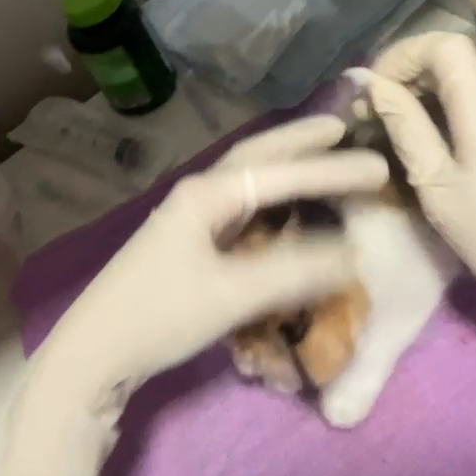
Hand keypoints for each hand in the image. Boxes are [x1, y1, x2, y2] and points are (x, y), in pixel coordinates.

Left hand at [0, 116, 385, 475]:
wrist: (98, 348)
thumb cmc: (161, 314)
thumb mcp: (230, 294)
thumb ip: (291, 273)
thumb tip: (351, 255)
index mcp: (205, 194)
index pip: (278, 172)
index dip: (329, 169)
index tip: (378, 166)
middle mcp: (197, 193)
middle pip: (255, 156)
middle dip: (299, 141)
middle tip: (341, 127)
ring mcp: (190, 215)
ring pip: (246, 177)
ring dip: (283, 163)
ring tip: (320, 152)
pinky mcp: (189, 240)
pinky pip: (240, 204)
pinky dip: (269, 195)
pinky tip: (283, 202)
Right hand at [356, 33, 475, 447]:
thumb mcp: (434, 185)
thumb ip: (405, 126)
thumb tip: (374, 84)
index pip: (446, 44)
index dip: (405, 53)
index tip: (380, 86)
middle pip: (461, 55)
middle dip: (417, 68)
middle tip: (388, 104)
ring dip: (441, 83)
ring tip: (416, 119)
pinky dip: (467, 97)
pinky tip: (454, 133)